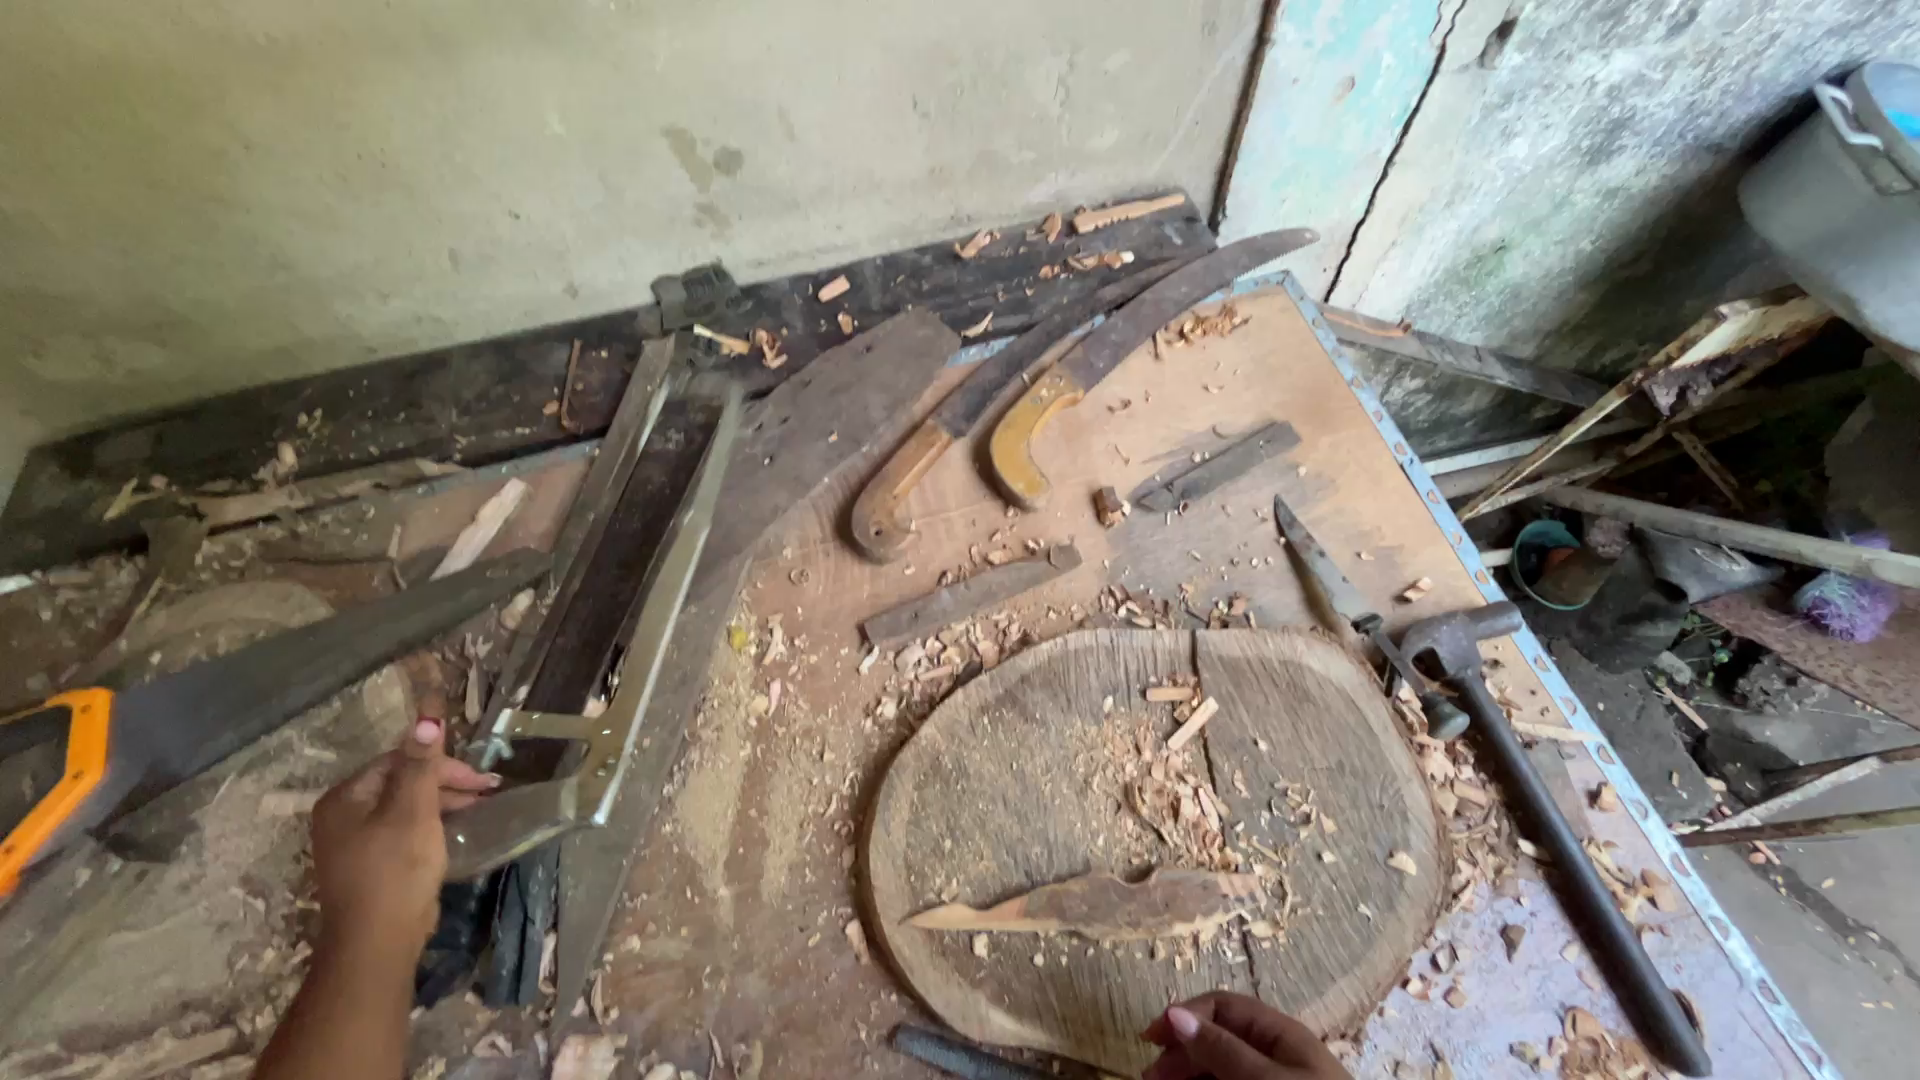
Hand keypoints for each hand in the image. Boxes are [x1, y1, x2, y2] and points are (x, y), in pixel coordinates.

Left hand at [309, 717, 498, 955]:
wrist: (377, 941)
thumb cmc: (395, 869)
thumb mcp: (414, 812)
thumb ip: (421, 765)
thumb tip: (426, 717)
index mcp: (344, 798)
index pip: (398, 760)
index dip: (441, 763)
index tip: (479, 779)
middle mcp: (341, 815)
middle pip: (401, 780)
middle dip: (446, 782)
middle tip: (485, 792)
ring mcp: (353, 841)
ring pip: (405, 804)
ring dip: (443, 801)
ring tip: (477, 810)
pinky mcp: (369, 861)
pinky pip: (403, 827)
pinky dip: (431, 822)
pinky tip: (453, 831)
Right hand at [1142, 992, 1352, 1079]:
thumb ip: (1221, 1050)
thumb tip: (1174, 1013)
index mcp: (1281, 1035)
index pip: (1223, 1007)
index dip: (1185, 1015)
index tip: (1151, 1038)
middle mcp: (1276, 1056)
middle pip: (1217, 1039)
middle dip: (1181, 1053)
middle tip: (1150, 1077)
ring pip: (1219, 1072)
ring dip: (1188, 1076)